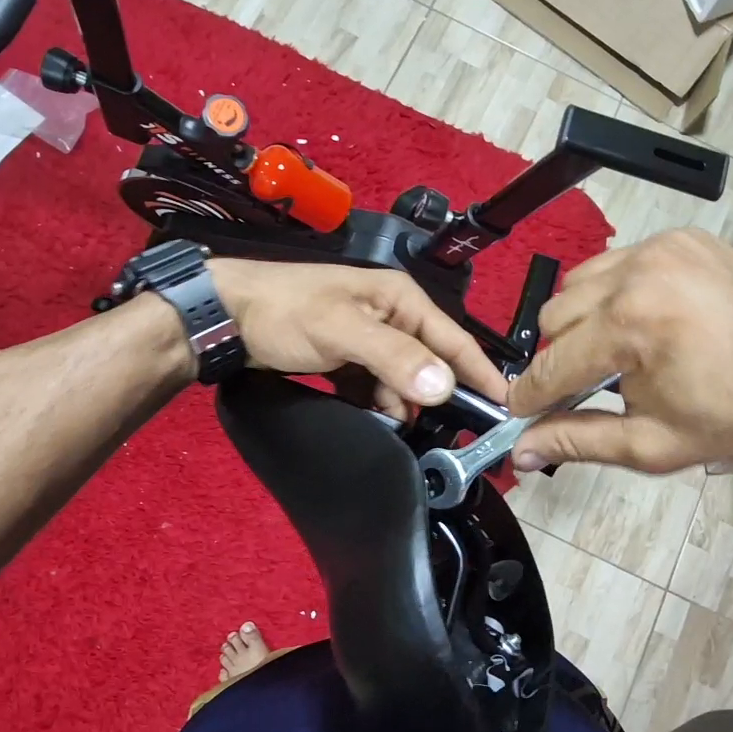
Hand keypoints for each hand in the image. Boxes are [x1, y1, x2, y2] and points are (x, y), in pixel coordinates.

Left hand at [206, 259, 507, 416]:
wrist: (226, 316)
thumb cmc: (285, 312)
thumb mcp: (343, 331)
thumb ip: (394, 357)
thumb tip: (443, 386)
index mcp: (401, 299)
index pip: (455, 341)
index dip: (481, 375)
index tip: (505, 410)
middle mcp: (393, 318)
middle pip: (431, 365)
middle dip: (433, 396)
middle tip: (436, 432)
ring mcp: (370, 340)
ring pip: (403, 381)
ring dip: (399, 404)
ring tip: (389, 421)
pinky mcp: (349, 360)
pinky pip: (376, 388)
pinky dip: (376, 404)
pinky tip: (368, 416)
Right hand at [506, 230, 732, 472]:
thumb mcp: (653, 444)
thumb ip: (577, 442)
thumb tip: (520, 449)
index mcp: (631, 324)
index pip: (550, 363)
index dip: (530, 394)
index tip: (520, 412)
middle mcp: (638, 271)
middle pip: (554, 317)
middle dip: (562, 358)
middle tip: (591, 388)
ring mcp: (661, 246)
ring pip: (578, 285)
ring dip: (582, 323)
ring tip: (621, 355)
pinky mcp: (680, 237)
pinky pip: (615, 263)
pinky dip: (613, 295)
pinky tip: (645, 323)